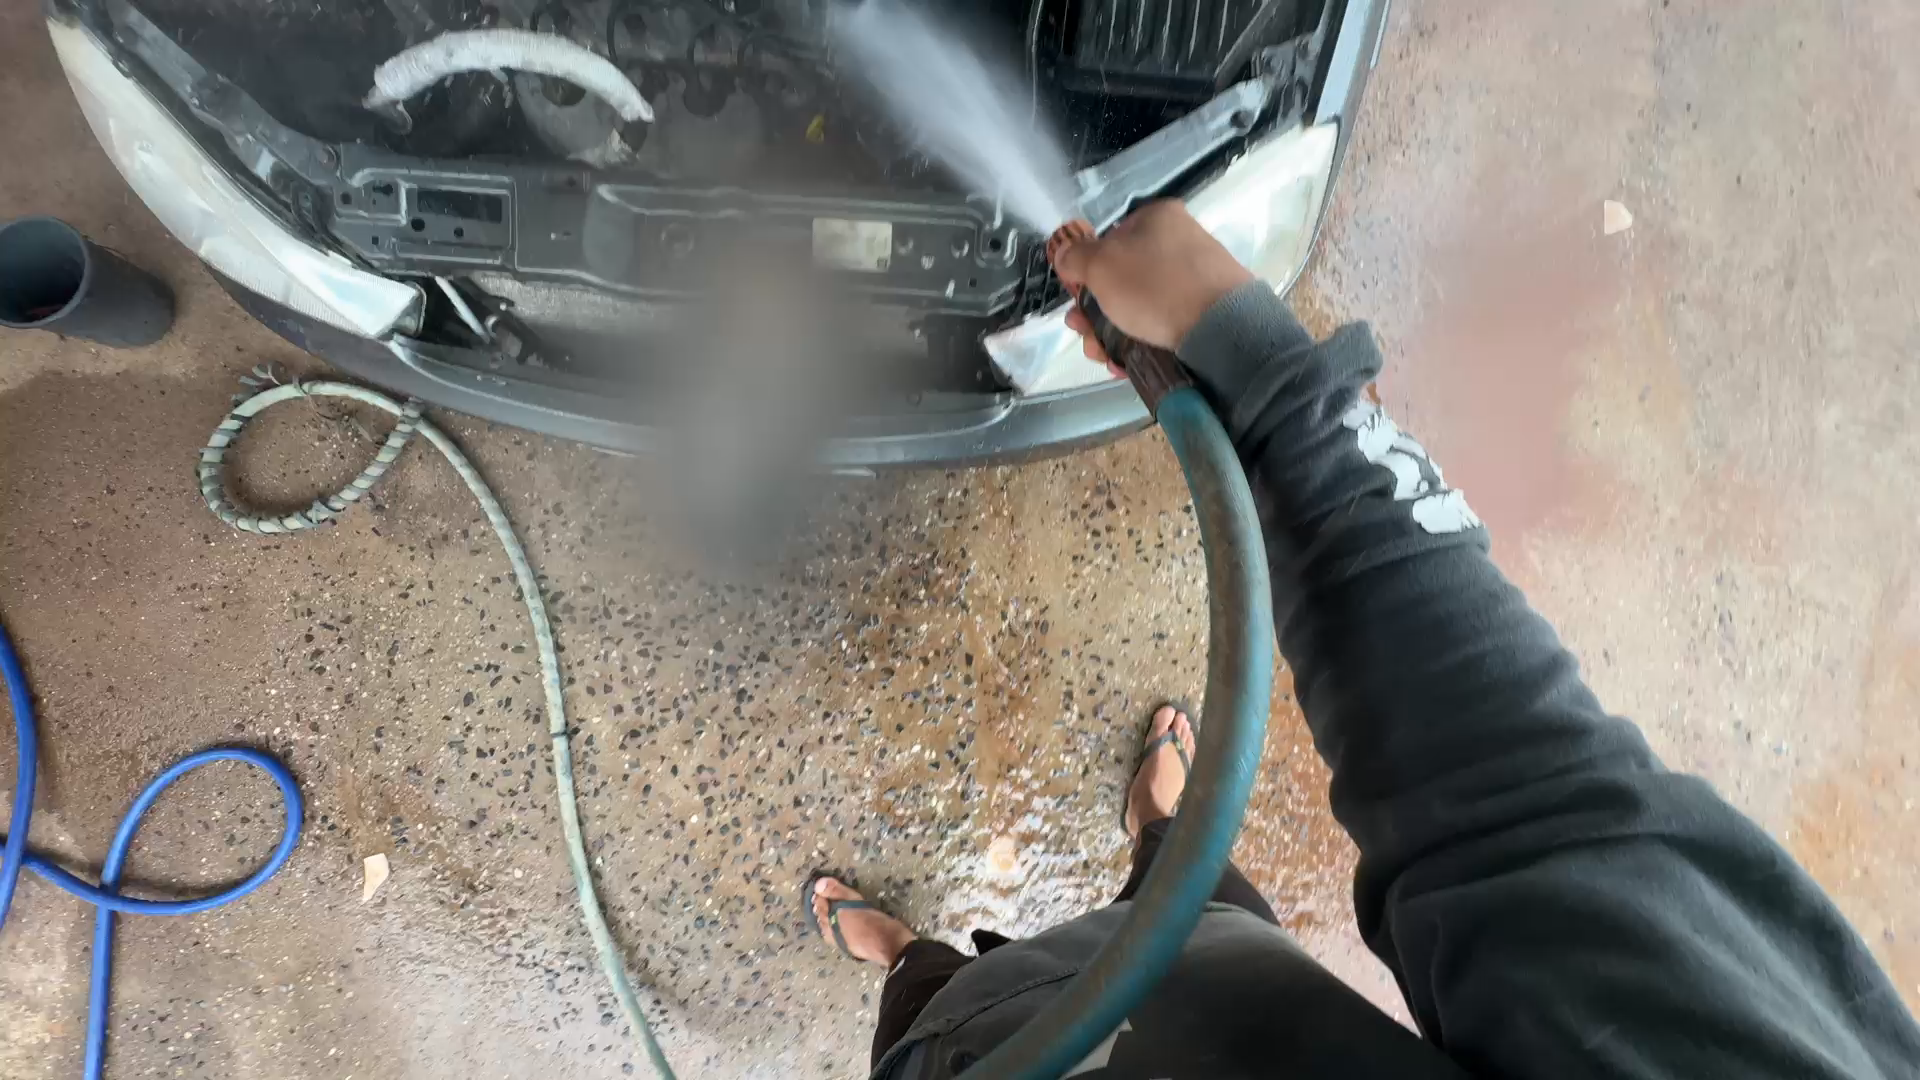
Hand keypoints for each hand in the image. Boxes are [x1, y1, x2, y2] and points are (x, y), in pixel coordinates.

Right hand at [1052, 201, 1255, 369]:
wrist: (1218, 326)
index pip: (1107, 242)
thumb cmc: (1154, 287)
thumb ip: (1074, 257)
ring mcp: (1190, 278)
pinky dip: (1135, 343)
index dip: (1085, 273)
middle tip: (1083, 333)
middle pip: (1118, 280)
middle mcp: (1174, 243)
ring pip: (1134, 307)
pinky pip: (1156, 325)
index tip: (1076, 300)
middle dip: (1092, 313)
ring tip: (1101, 356)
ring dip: (1108, 334)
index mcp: (1154, 220)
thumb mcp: (1100, 265)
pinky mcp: (1199, 311)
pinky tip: (1123, 363)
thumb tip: (1063, 253)